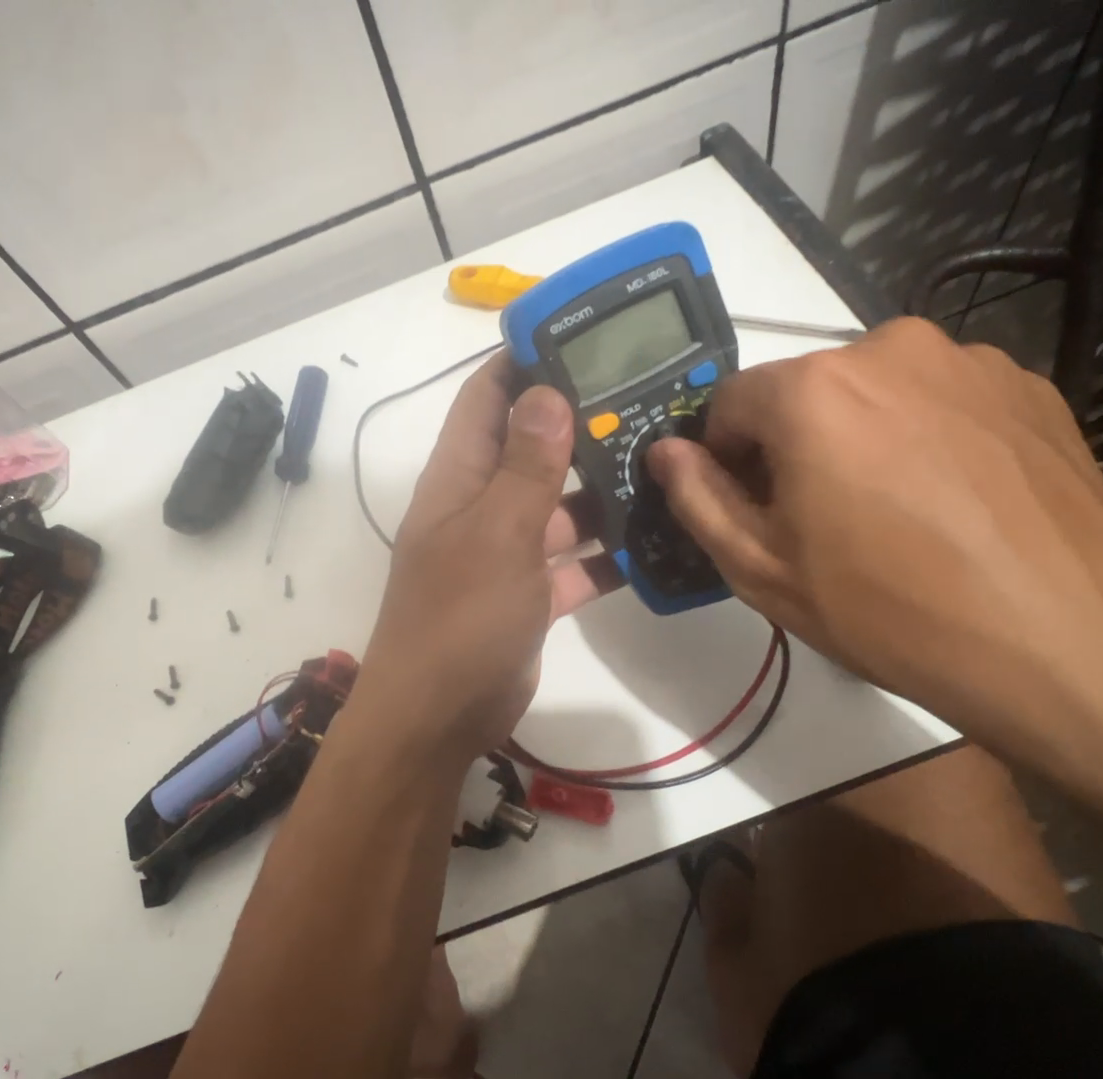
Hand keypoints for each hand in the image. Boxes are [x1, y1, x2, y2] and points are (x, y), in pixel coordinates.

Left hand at [353, 354, 616, 764]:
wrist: (438, 717)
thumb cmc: (460, 616)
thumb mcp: (497, 533)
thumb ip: (526, 466)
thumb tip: (545, 391)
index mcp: (458, 478)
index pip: (486, 399)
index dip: (523, 363)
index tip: (580, 336)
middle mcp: (479, 506)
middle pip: (531, 449)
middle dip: (580, 424)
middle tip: (648, 397)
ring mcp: (505, 553)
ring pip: (559, 507)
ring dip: (601, 490)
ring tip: (663, 461)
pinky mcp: (530, 595)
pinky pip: (574, 563)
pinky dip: (607, 555)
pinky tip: (656, 540)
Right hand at [647, 317, 1102, 745]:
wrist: (1059, 639)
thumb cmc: (888, 608)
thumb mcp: (761, 569)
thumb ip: (697, 498)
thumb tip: (665, 451)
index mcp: (811, 389)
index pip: (730, 402)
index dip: (727, 459)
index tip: (756, 511)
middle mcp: (887, 348)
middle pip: (807, 391)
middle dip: (798, 444)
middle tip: (828, 520)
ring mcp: (968, 361)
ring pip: (879, 391)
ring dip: (867, 435)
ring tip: (902, 512)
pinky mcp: (1028, 385)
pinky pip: (946, 399)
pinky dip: (932, 435)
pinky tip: (958, 501)